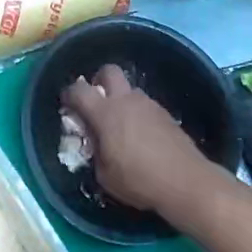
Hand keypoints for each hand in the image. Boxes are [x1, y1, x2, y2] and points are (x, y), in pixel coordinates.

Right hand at [62, 65, 219, 213]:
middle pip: (109, 71)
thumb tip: (96, 141)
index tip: (67, 105)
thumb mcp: (104, 174)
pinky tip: (140, 136)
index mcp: (105, 113)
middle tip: (95, 102)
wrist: (184, 180)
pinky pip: (144, 104)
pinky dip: (136, 113)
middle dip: (98, 80)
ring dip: (120, 100)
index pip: (79, 90)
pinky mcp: (165, 113)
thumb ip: (94, 151)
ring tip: (120, 126)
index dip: (69, 94)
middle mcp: (126, 100)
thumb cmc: (138, 180)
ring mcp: (149, 104)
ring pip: (129, 89)